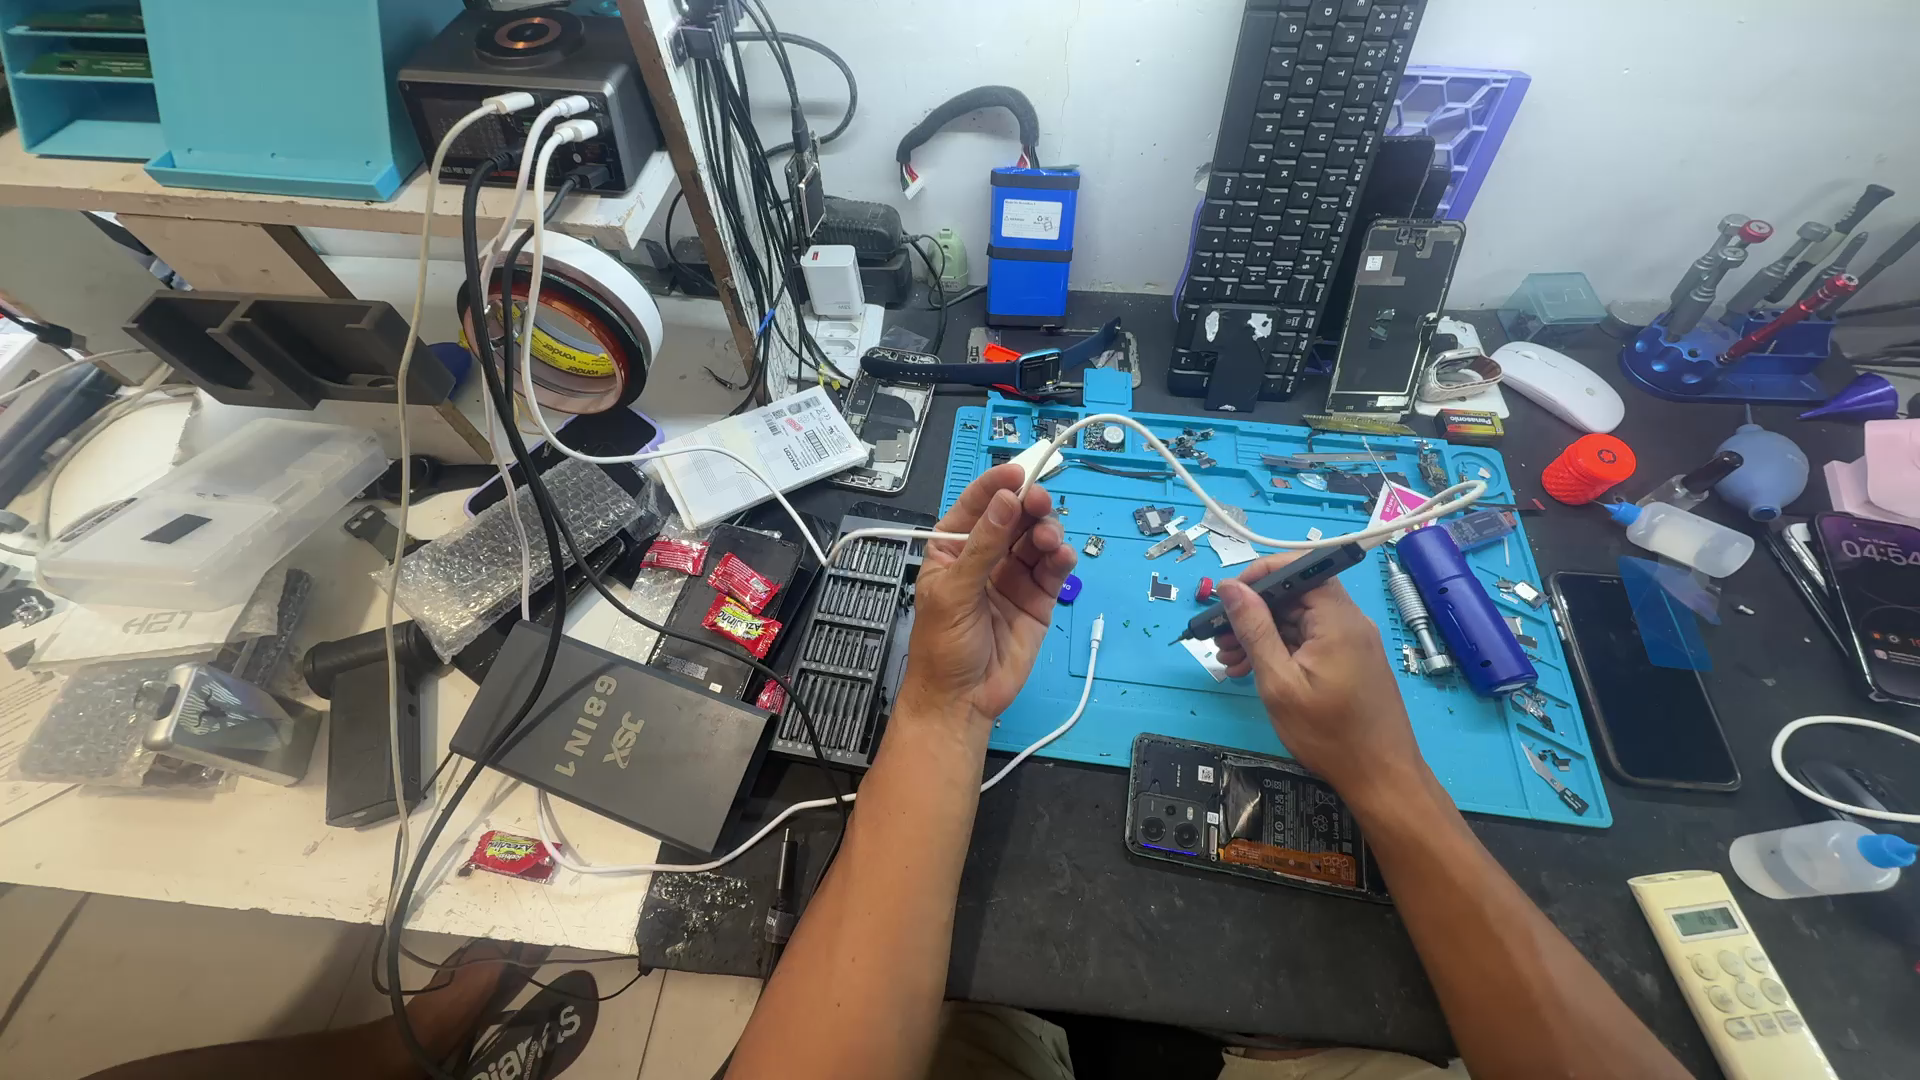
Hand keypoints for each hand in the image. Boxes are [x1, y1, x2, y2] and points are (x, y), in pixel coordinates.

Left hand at [899, 463, 1074, 726]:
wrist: (962, 699)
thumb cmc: (942, 645)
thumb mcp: (954, 591)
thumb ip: (983, 546)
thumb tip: (1005, 500)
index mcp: (953, 548)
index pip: (976, 506)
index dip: (996, 485)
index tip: (1017, 470)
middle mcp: (986, 556)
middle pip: (1013, 517)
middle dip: (1029, 505)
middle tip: (1040, 501)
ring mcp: (1013, 576)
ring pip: (1036, 539)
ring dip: (1046, 531)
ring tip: (1049, 539)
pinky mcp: (1038, 598)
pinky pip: (1052, 569)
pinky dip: (1061, 558)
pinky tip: (1061, 556)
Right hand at [1213, 552, 1426, 796]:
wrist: (1381, 779)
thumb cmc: (1328, 733)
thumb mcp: (1279, 681)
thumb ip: (1254, 628)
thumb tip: (1230, 587)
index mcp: (1337, 620)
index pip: (1300, 569)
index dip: (1261, 575)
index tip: (1228, 596)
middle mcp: (1348, 622)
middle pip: (1294, 596)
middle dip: (1252, 611)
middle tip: (1219, 637)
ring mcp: (1350, 642)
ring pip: (1296, 620)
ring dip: (1260, 633)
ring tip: (1228, 659)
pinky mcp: (1347, 661)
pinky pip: (1306, 640)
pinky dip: (1278, 649)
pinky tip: (1250, 670)